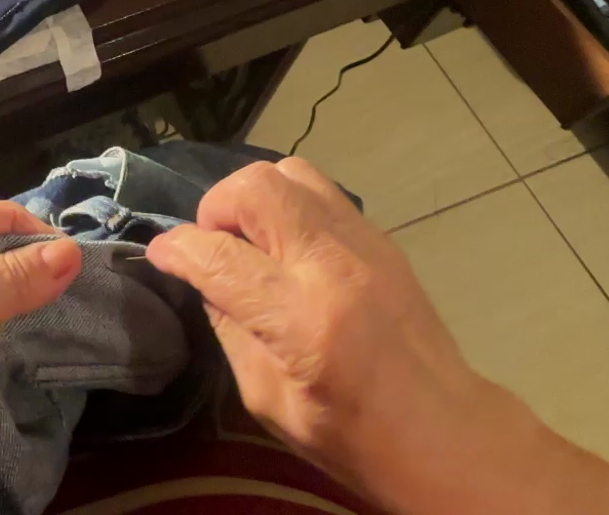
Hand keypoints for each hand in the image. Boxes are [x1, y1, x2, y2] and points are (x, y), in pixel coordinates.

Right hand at [147, 158, 608, 514]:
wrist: (449, 435)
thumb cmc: (353, 436)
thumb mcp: (266, 399)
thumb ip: (228, 326)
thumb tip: (204, 276)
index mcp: (302, 321)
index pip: (219, 257)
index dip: (176, 249)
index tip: (159, 254)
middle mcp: (332, 265)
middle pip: (255, 188)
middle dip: (216, 207)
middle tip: (214, 244)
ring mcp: (362, 241)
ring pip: (288, 171)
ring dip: (253, 196)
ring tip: (251, 237)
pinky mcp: (379, 235)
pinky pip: (317, 188)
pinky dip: (286, 202)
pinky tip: (285, 241)